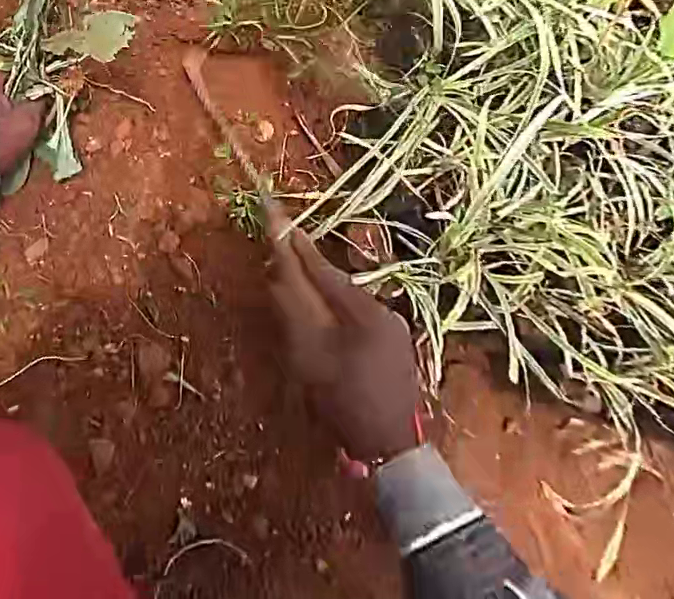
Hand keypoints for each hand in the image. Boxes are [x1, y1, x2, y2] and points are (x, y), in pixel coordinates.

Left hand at [0, 69, 45, 175]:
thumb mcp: (28, 121)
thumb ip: (39, 101)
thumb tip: (45, 94)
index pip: (16, 72)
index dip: (30, 87)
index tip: (37, 102)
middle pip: (2, 86)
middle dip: (15, 97)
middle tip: (27, 115)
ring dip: (3, 109)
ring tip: (14, 127)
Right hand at [269, 229, 422, 462]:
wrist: (392, 450)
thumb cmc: (346, 400)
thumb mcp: (309, 355)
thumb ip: (292, 310)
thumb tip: (276, 274)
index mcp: (365, 309)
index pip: (324, 271)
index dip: (298, 248)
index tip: (281, 223)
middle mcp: (384, 312)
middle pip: (337, 285)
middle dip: (309, 272)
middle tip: (284, 254)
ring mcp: (395, 333)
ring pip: (348, 304)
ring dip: (322, 296)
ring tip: (299, 290)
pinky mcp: (397, 351)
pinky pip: (360, 322)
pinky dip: (337, 316)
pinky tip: (326, 326)